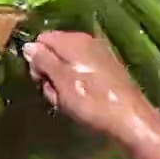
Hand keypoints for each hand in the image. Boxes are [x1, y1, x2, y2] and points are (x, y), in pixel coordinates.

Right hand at [23, 30, 159, 143]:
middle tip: (53, 92)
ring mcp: (98, 54)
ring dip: (60, 82)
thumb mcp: (60, 81)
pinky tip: (79, 99)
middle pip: (53, 51)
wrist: (131, 119)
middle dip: (48, 71)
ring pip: (66, 64)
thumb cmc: (91, 100)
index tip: (39, 78)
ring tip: (66, 100)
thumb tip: (28, 45)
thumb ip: (43, 60)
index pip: (41, 39)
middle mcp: (86, 41)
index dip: (35, 58)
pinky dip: (75, 84)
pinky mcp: (106, 69)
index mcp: (73, 41)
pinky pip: (80, 71)